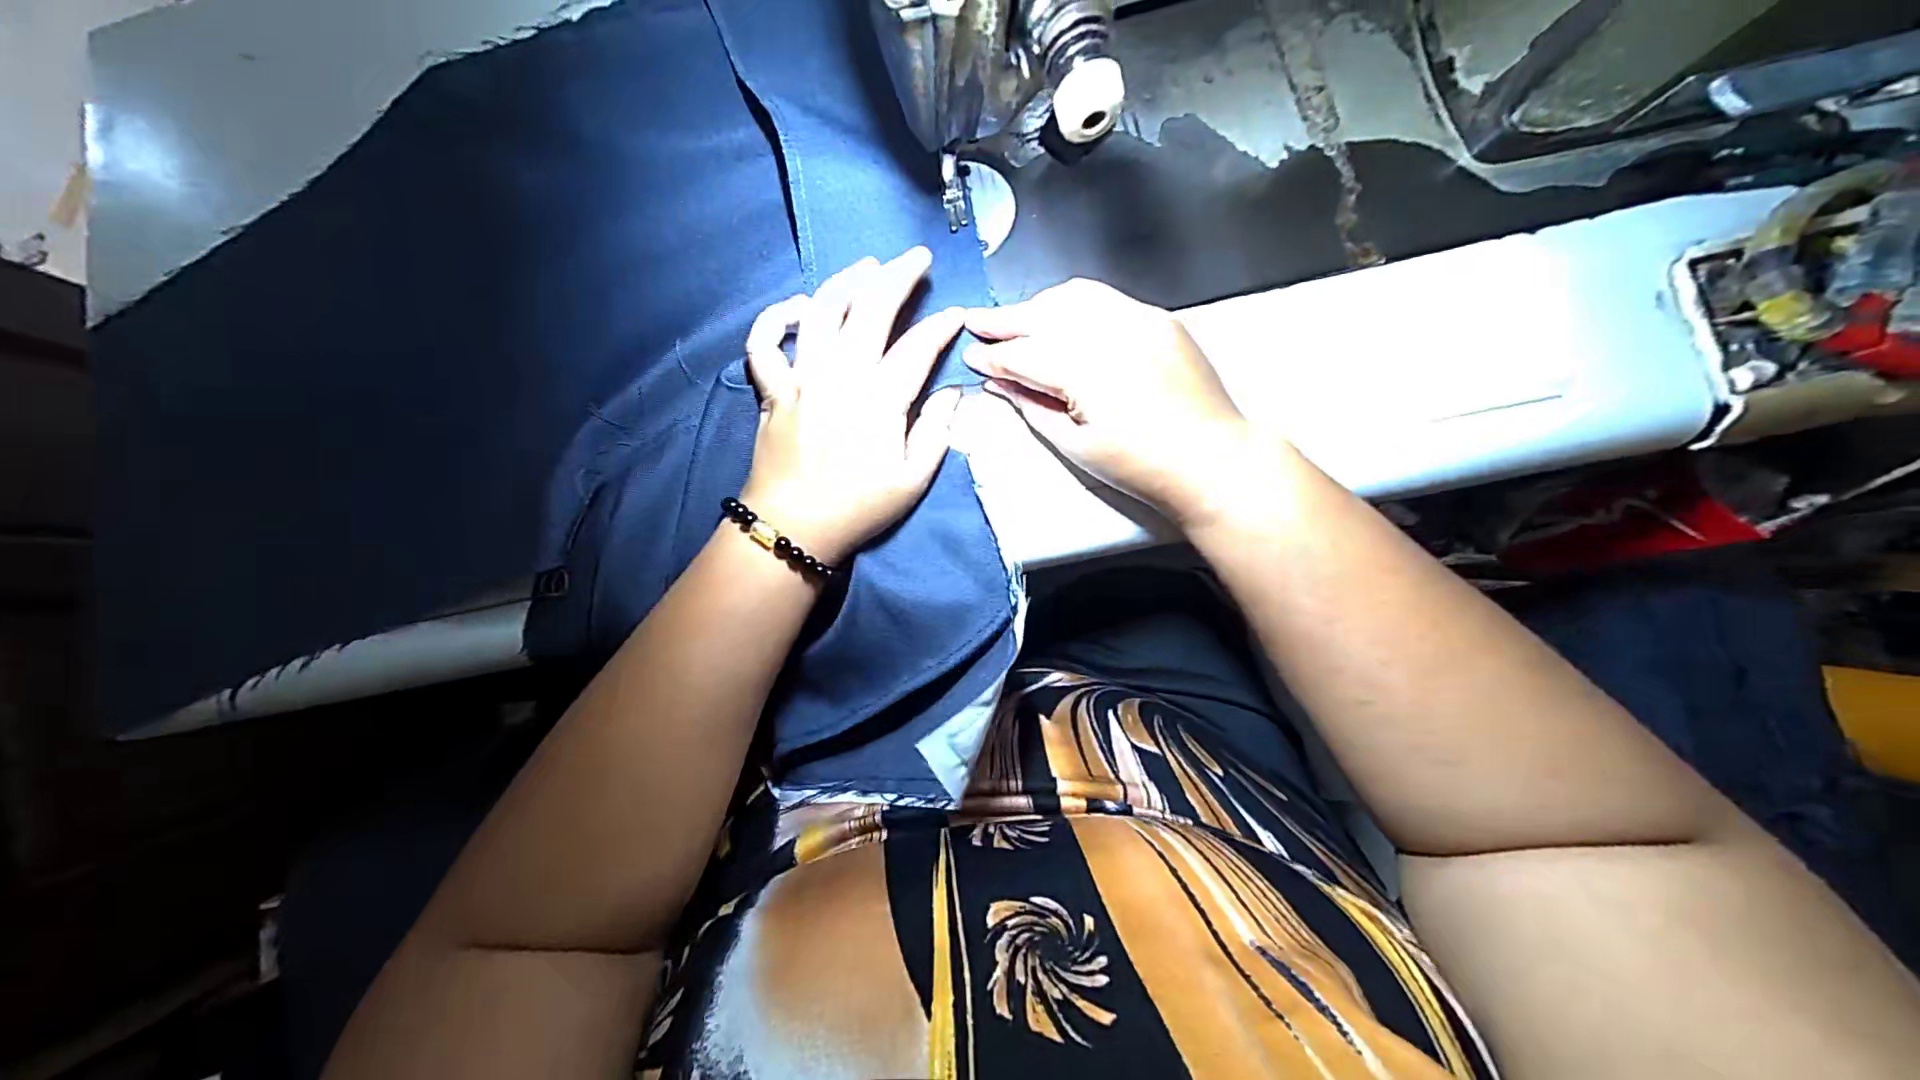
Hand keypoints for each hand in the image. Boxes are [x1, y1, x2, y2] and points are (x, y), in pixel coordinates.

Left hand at [739, 248, 964, 564]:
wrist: (794, 526)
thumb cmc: (859, 507)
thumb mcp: (912, 480)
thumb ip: (936, 432)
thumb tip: (952, 393)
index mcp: (881, 399)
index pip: (918, 346)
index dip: (941, 325)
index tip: (958, 314)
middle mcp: (841, 375)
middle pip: (871, 309)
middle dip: (898, 276)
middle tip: (917, 258)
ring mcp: (802, 378)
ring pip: (821, 311)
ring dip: (845, 281)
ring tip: (867, 265)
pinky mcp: (773, 389)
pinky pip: (764, 343)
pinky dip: (775, 318)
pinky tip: (796, 306)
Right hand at [963, 278, 1260, 527]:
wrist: (1212, 459)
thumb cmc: (1141, 466)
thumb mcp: (1075, 445)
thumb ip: (1031, 406)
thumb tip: (1000, 384)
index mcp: (1086, 370)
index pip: (1025, 354)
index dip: (994, 357)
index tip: (972, 357)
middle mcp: (1111, 332)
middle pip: (1044, 315)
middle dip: (1006, 319)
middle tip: (976, 322)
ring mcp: (1139, 319)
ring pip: (1074, 296)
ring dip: (1039, 306)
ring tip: (1016, 319)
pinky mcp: (1158, 318)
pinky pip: (1106, 299)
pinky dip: (1076, 305)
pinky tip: (1062, 318)